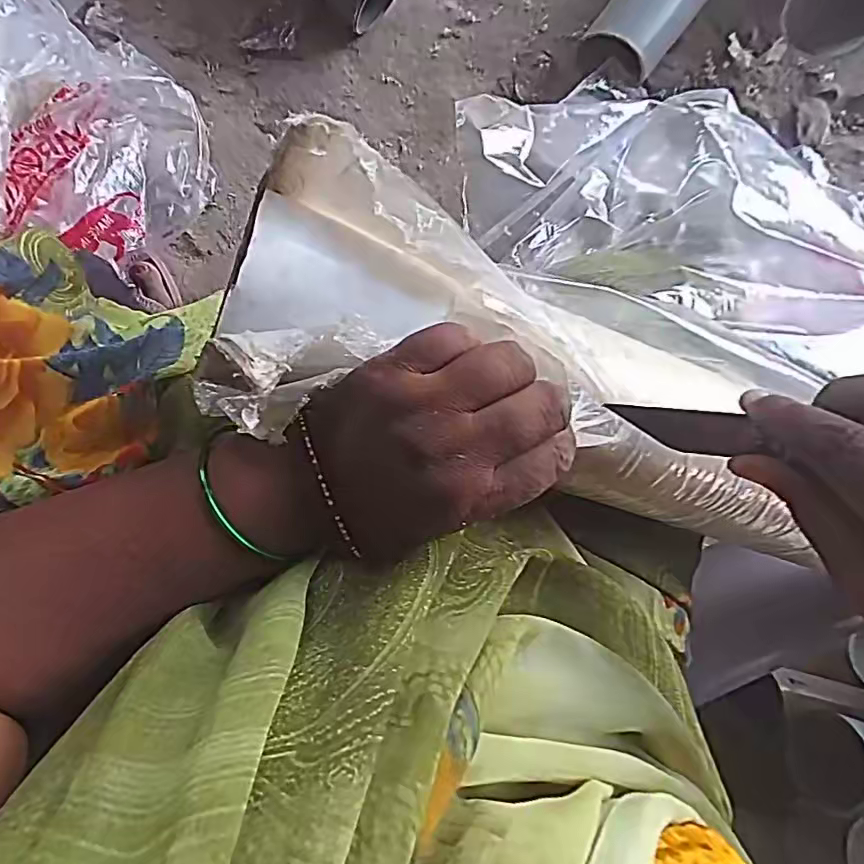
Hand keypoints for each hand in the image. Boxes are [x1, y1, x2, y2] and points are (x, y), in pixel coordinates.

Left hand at [299, 322, 575, 563]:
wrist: (303, 489)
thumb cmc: (374, 516)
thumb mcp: (442, 527)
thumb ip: (495, 490)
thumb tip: (541, 447)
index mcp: (469, 494)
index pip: (551, 459)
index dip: (560, 443)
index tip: (551, 436)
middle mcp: (455, 445)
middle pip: (539, 404)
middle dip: (546, 400)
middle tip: (530, 399)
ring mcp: (422, 400)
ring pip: (506, 360)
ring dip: (513, 367)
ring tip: (497, 375)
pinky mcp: (392, 368)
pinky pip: (453, 336)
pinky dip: (466, 344)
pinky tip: (458, 359)